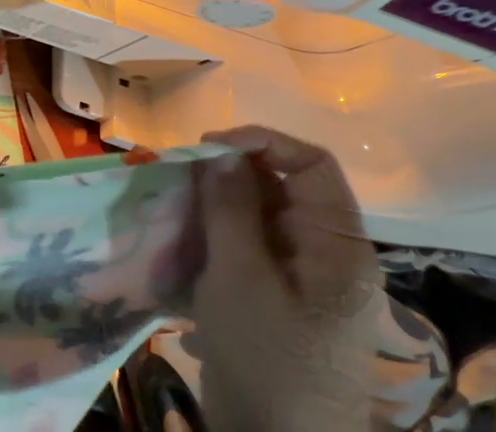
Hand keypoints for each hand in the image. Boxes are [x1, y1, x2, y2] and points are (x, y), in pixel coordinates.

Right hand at [190, 126, 381, 431]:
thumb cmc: (268, 354)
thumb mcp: (241, 277)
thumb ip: (230, 210)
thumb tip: (219, 150)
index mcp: (336, 244)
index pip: (311, 164)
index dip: (259, 142)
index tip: (200, 147)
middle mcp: (321, 250)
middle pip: (277, 185)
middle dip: (220, 171)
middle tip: (165, 174)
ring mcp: (294, 274)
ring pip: (250, 213)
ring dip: (204, 202)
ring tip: (159, 204)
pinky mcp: (267, 293)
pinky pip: (237, 243)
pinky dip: (203, 231)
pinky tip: (168, 238)